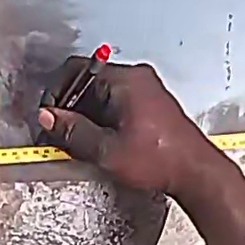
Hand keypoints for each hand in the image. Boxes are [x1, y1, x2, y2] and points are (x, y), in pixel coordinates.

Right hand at [35, 59, 227, 200]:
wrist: (195, 173)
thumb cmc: (161, 160)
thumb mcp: (107, 150)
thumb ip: (73, 131)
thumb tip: (48, 119)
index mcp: (125, 80)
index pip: (76, 71)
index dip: (56, 95)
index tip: (49, 117)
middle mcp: (137, 79)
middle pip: (89, 84)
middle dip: (71, 109)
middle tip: (61, 134)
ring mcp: (146, 92)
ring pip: (103, 96)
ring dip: (88, 118)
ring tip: (82, 144)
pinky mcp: (152, 107)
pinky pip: (118, 105)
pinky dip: (105, 121)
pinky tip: (102, 144)